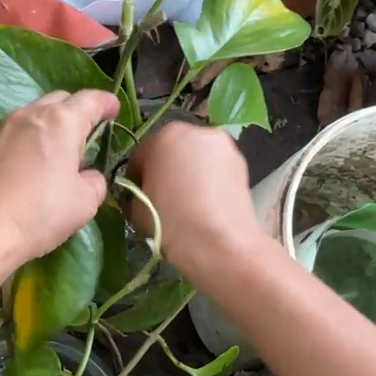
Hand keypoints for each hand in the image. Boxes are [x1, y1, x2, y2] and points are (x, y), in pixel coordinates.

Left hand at [0, 90, 116, 264]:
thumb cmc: (41, 213)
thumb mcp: (85, 202)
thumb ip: (95, 181)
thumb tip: (87, 175)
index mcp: (61, 121)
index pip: (91, 100)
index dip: (107, 103)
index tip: (114, 111)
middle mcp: (31, 115)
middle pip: (60, 100)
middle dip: (77, 111)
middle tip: (85, 138)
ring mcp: (3, 128)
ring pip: (33, 115)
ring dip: (49, 126)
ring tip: (55, 153)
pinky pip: (13, 134)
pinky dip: (27, 141)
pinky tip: (27, 166)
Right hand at [126, 122, 264, 276]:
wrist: (220, 244)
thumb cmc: (171, 223)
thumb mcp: (138, 212)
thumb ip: (134, 196)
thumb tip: (138, 196)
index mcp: (163, 138)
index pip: (140, 155)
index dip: (135, 177)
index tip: (136, 196)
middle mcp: (194, 131)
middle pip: (170, 149)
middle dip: (164, 169)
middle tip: (161, 196)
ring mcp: (221, 144)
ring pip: (195, 155)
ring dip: (187, 171)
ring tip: (186, 199)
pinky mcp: (240, 161)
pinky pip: (214, 165)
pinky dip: (207, 177)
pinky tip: (205, 201)